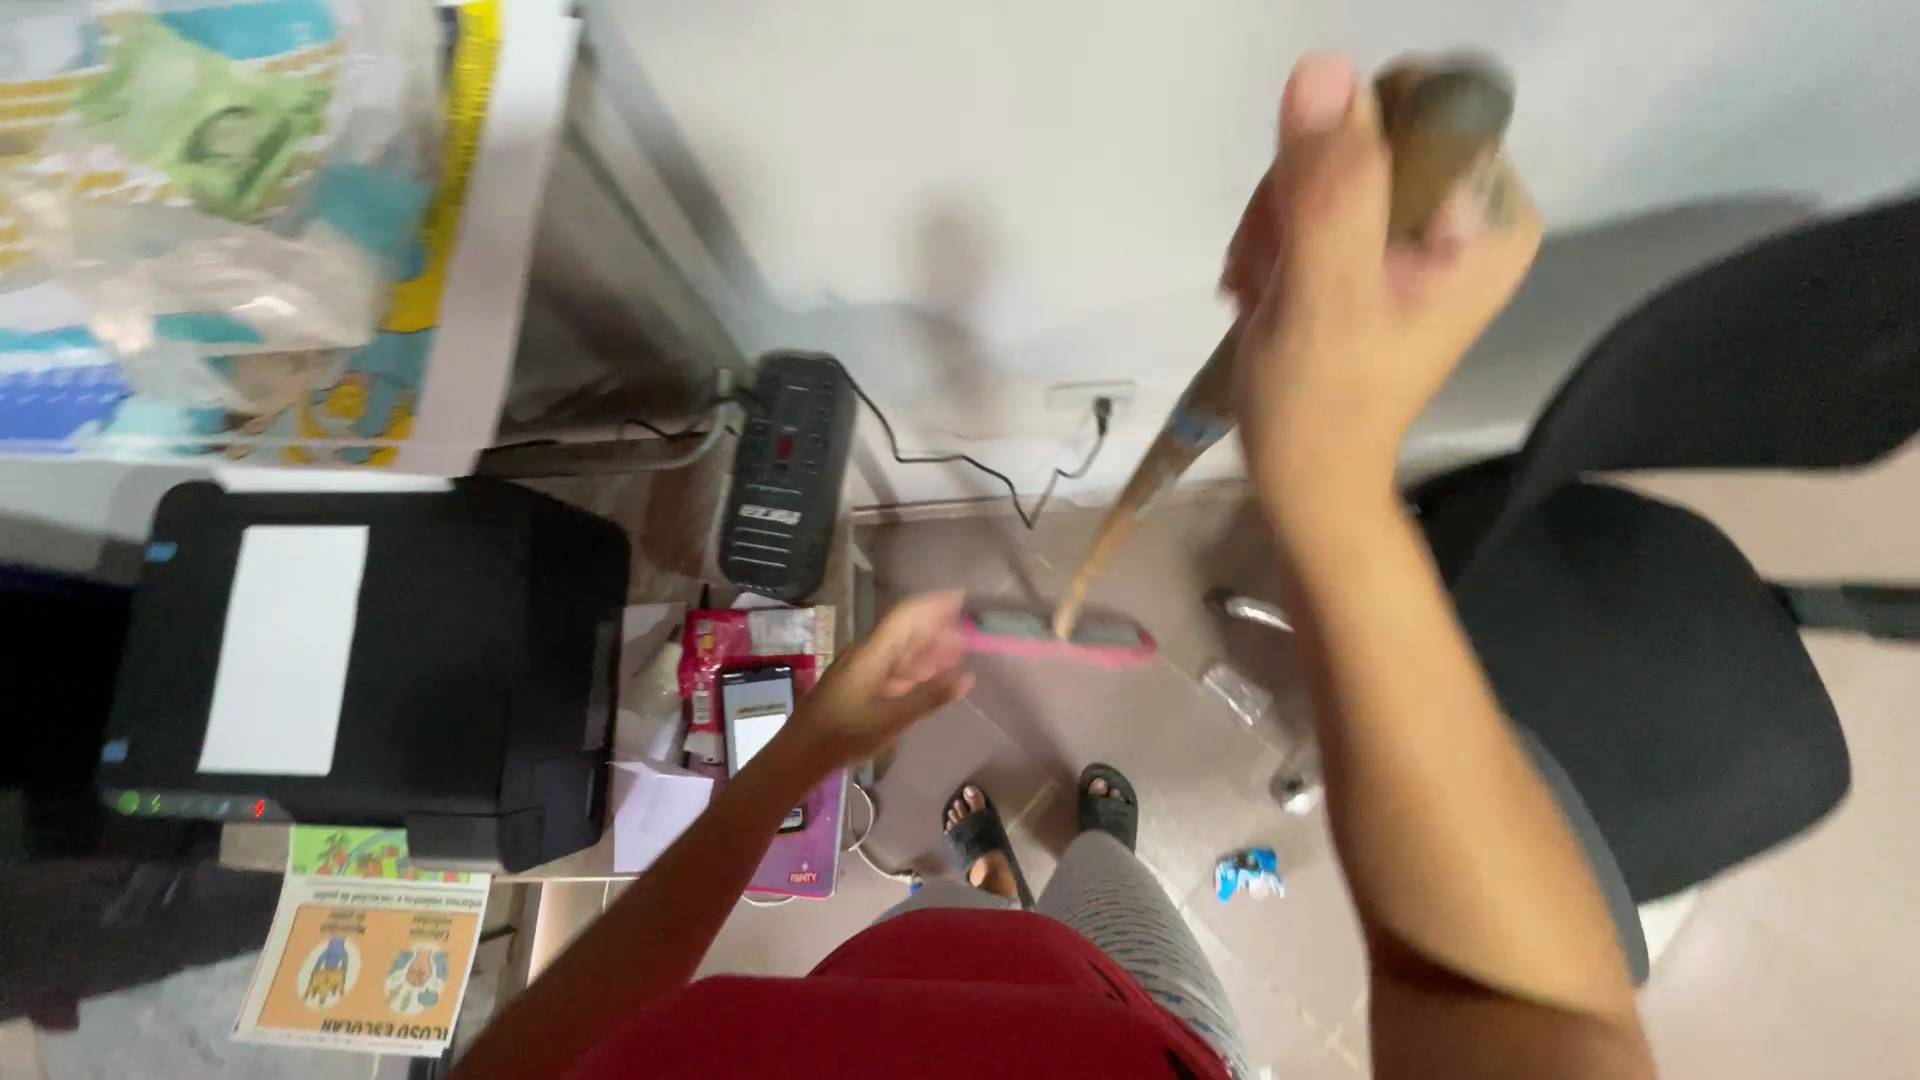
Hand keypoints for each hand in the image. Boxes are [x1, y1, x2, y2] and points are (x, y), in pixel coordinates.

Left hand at [776, 590, 974, 771]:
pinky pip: (893, 666)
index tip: (961, 598)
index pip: (907, 615)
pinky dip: (916, 668)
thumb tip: (968, 676)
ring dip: (929, 649)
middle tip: (969, 634)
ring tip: (958, 654)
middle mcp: (869, 652)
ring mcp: (863, 667)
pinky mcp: (861, 683)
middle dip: (938, 628)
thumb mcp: (893, 718)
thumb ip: (931, 696)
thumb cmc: (847, 733)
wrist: (802, 752)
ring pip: (901, 649)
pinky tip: (932, 677)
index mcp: (874, 652)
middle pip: (907, 630)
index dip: (934, 604)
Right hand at [1224, 53, 1540, 516]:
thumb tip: (1320, 67)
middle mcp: (1465, 215)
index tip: (1297, 230)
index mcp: (1488, 219)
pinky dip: (1271, 245)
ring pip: (1327, 170)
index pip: (1416, 109)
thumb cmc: (1317, 408)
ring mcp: (1417, 236)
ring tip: (1258, 293)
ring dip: (1272, 227)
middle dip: (1294, 200)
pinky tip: (1260, 294)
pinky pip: (1313, 207)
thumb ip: (1328, 190)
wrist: (1306, 481)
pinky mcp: (1375, 257)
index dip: (1338, 153)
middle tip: (1267, 273)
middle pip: (1365, 136)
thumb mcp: (1322, 299)